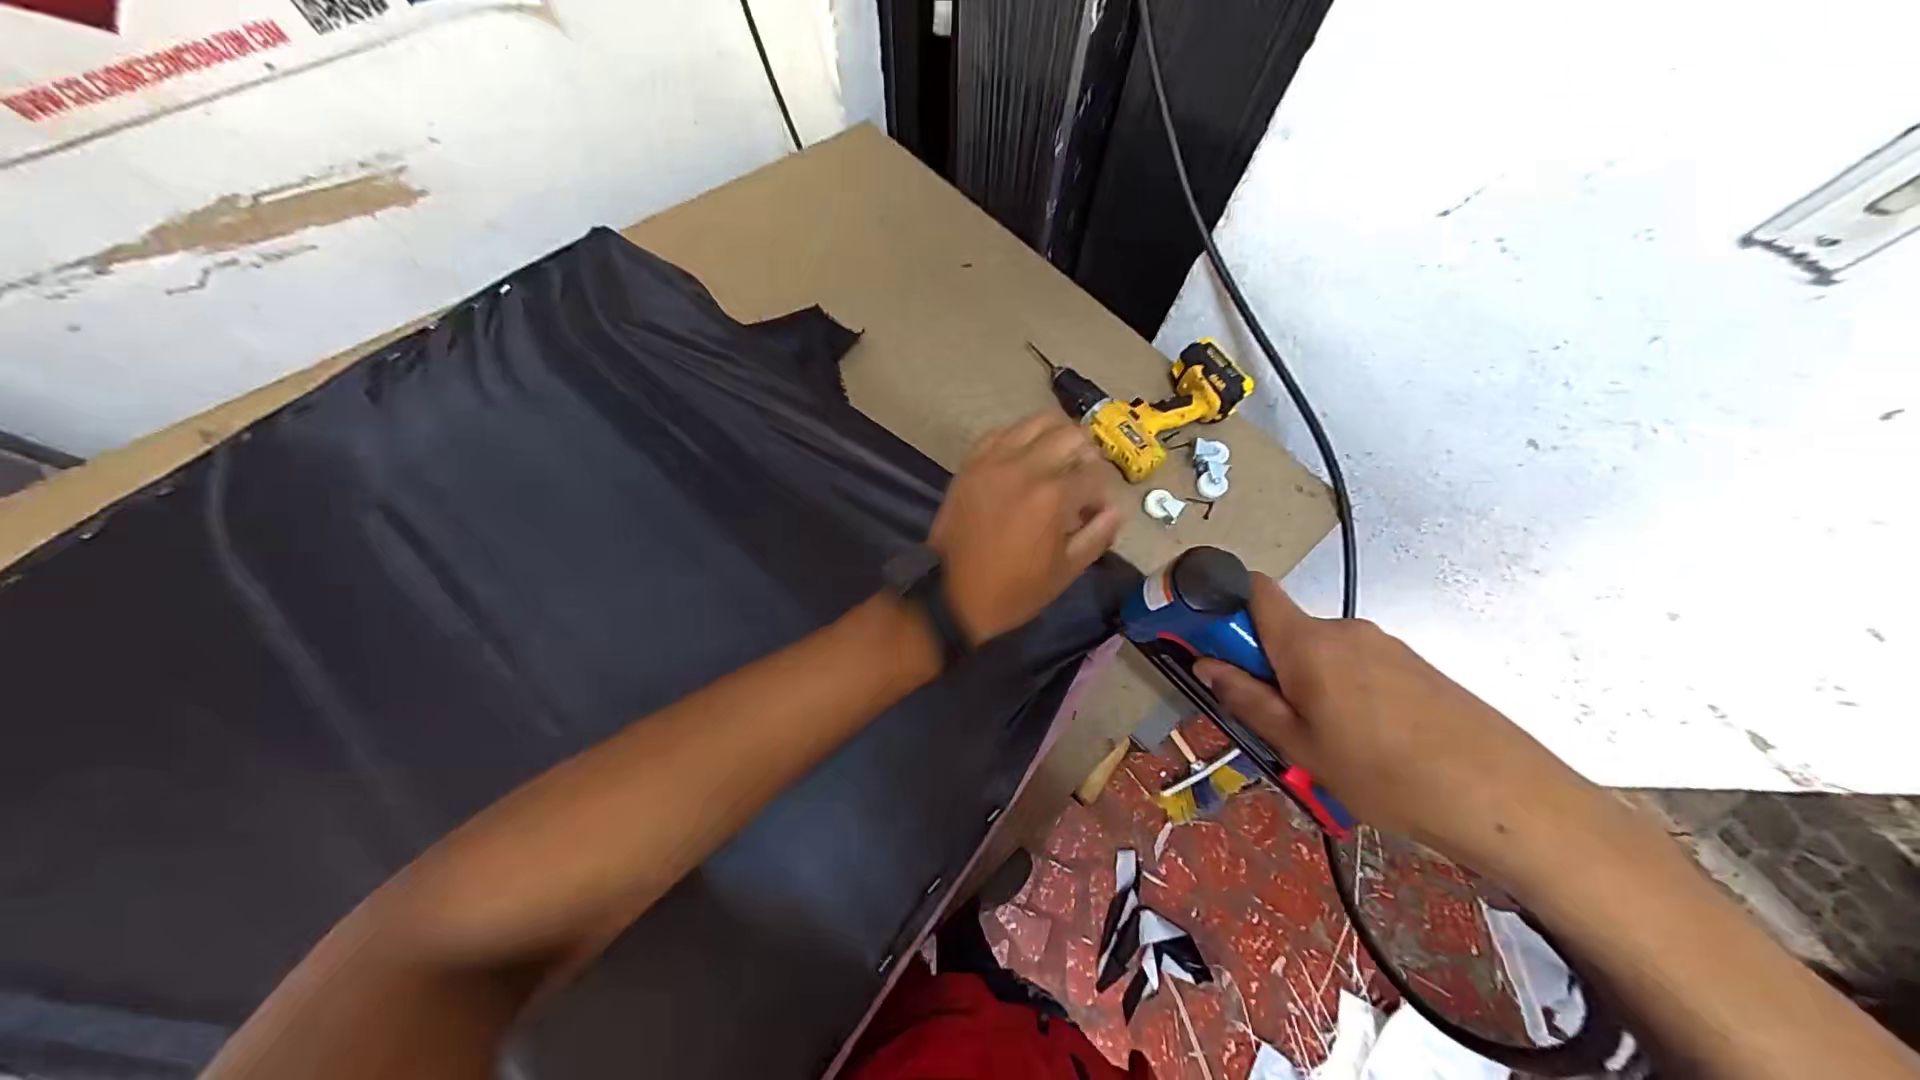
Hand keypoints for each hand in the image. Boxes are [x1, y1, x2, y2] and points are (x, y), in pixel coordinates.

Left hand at [929, 412, 1122, 643]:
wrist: (951, 596)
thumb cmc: (1013, 590)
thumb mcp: (1066, 571)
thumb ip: (1098, 534)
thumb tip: (1114, 510)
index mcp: (1055, 496)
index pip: (1096, 473)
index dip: (1101, 493)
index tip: (1093, 512)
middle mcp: (1026, 467)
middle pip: (1072, 435)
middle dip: (1085, 456)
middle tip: (1080, 480)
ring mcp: (994, 461)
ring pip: (1037, 422)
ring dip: (1056, 436)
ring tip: (1056, 461)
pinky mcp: (971, 464)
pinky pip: (1001, 433)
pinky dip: (1019, 439)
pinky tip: (1023, 460)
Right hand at [1193, 575, 1600, 874]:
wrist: (1505, 798)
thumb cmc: (1383, 774)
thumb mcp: (1299, 747)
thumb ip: (1247, 700)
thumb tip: (1207, 664)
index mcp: (1307, 643)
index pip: (1256, 590)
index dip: (1226, 607)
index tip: (1213, 647)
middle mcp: (1345, 630)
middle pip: (1286, 629)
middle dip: (1267, 665)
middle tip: (1273, 721)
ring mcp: (1385, 646)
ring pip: (1322, 653)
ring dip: (1306, 684)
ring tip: (1325, 744)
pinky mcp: (1416, 666)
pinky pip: (1358, 667)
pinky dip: (1342, 691)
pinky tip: (1365, 743)